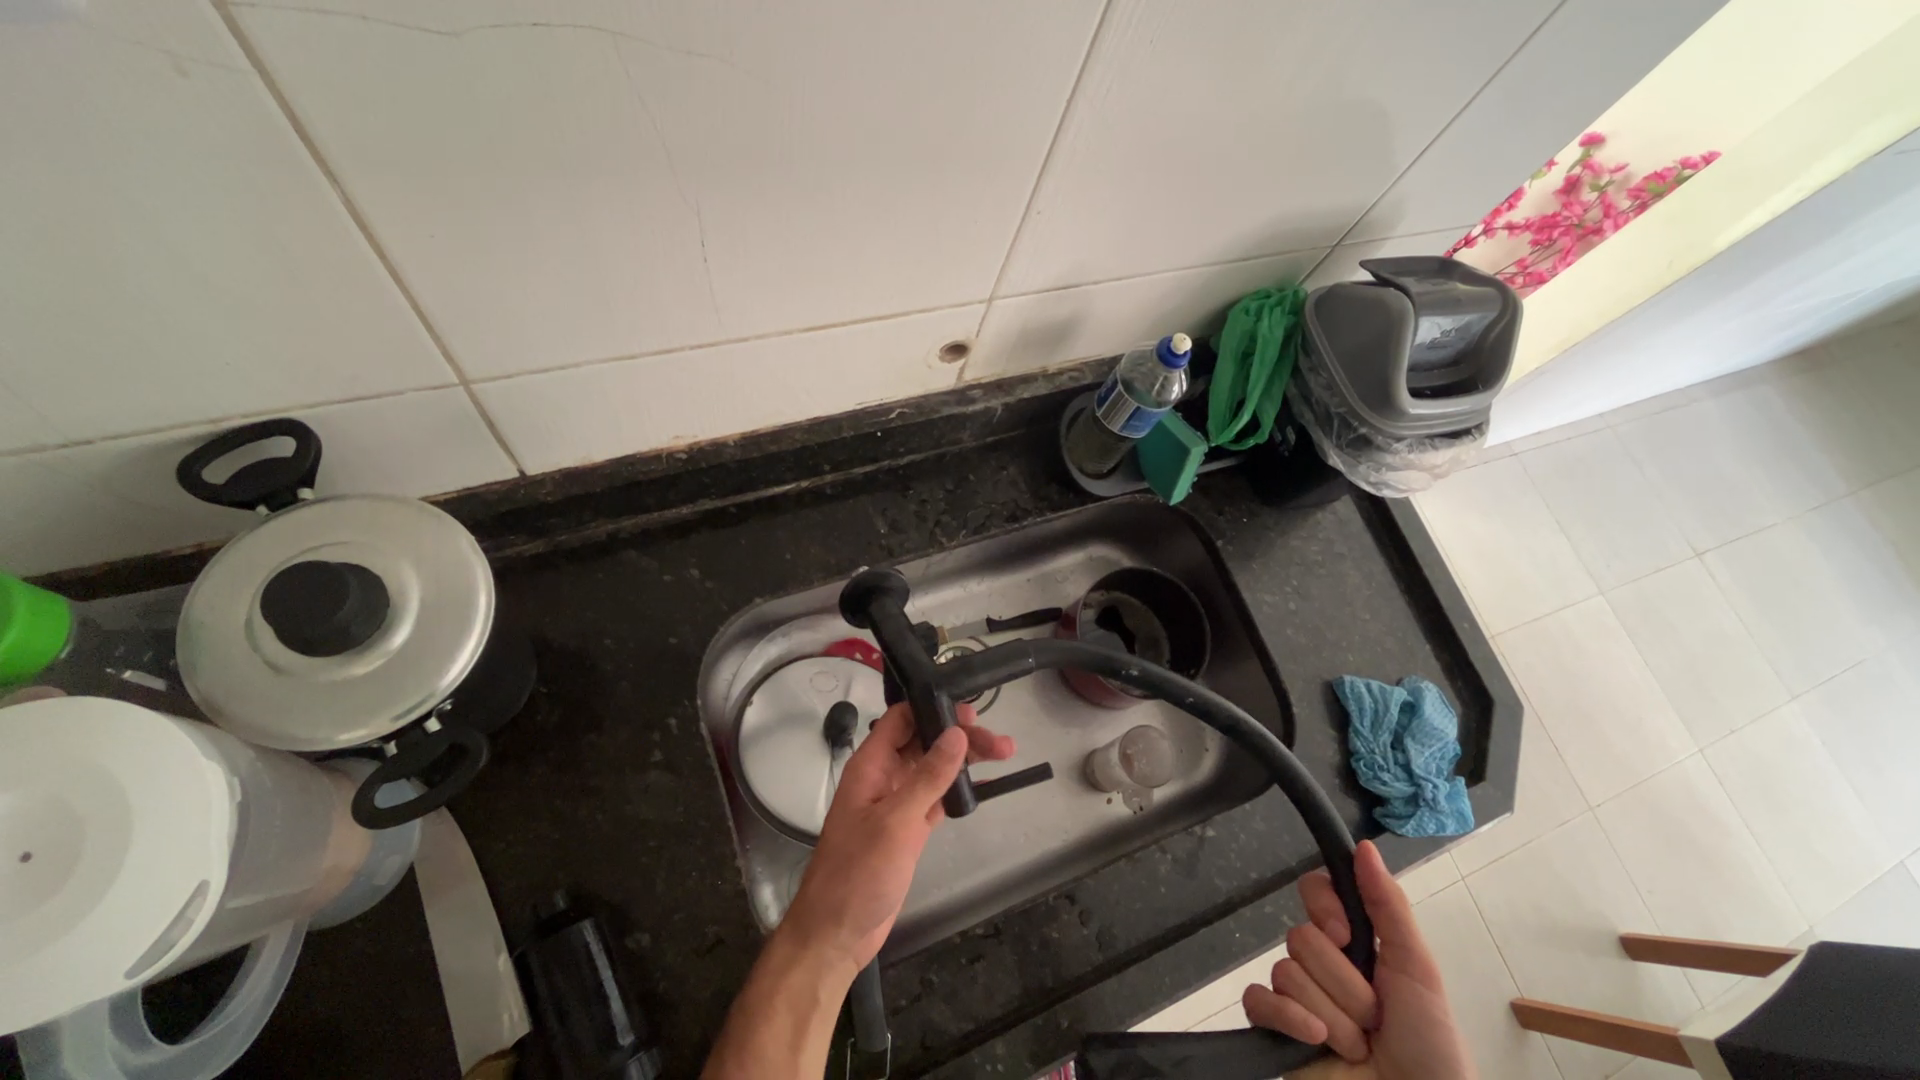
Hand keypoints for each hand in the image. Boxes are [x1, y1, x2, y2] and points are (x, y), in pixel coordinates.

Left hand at [778, 702, 1014, 971]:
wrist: (837, 932)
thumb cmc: (857, 873)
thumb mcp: (895, 821)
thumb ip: (927, 777)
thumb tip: (955, 733)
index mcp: (870, 766)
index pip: (901, 720)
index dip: (933, 709)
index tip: (971, 713)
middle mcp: (883, 778)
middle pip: (923, 742)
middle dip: (960, 737)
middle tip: (1000, 743)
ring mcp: (896, 804)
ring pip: (933, 768)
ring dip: (964, 761)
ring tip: (1003, 754)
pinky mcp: (908, 829)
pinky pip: (936, 797)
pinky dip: (958, 789)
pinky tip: (983, 784)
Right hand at [1243, 840, 1474, 1079]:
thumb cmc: (1429, 1043)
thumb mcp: (1417, 970)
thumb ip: (1388, 906)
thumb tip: (1365, 846)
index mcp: (1352, 943)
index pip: (1314, 891)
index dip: (1323, 905)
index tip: (1345, 934)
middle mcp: (1320, 964)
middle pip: (1301, 937)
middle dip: (1344, 983)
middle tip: (1374, 1016)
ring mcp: (1294, 996)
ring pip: (1287, 971)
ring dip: (1332, 1015)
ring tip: (1359, 1045)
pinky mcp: (1273, 1029)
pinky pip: (1258, 1000)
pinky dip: (1289, 1020)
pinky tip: (1316, 1041)